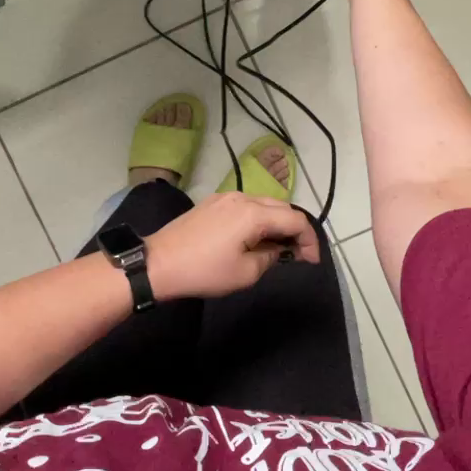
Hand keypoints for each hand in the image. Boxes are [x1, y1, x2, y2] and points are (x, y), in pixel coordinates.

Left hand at [141, 192, 320, 300]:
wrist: (159, 263)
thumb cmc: (204, 270)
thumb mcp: (245, 273)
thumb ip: (271, 257)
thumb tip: (279, 250)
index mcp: (253, 213)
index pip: (295, 219)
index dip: (309, 240)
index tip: (311, 261)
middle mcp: (242, 197)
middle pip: (281, 207)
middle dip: (295, 229)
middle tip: (299, 255)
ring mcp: (225, 197)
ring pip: (264, 204)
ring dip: (276, 223)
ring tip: (279, 248)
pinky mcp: (212, 203)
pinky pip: (246, 206)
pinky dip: (258, 219)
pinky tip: (255, 238)